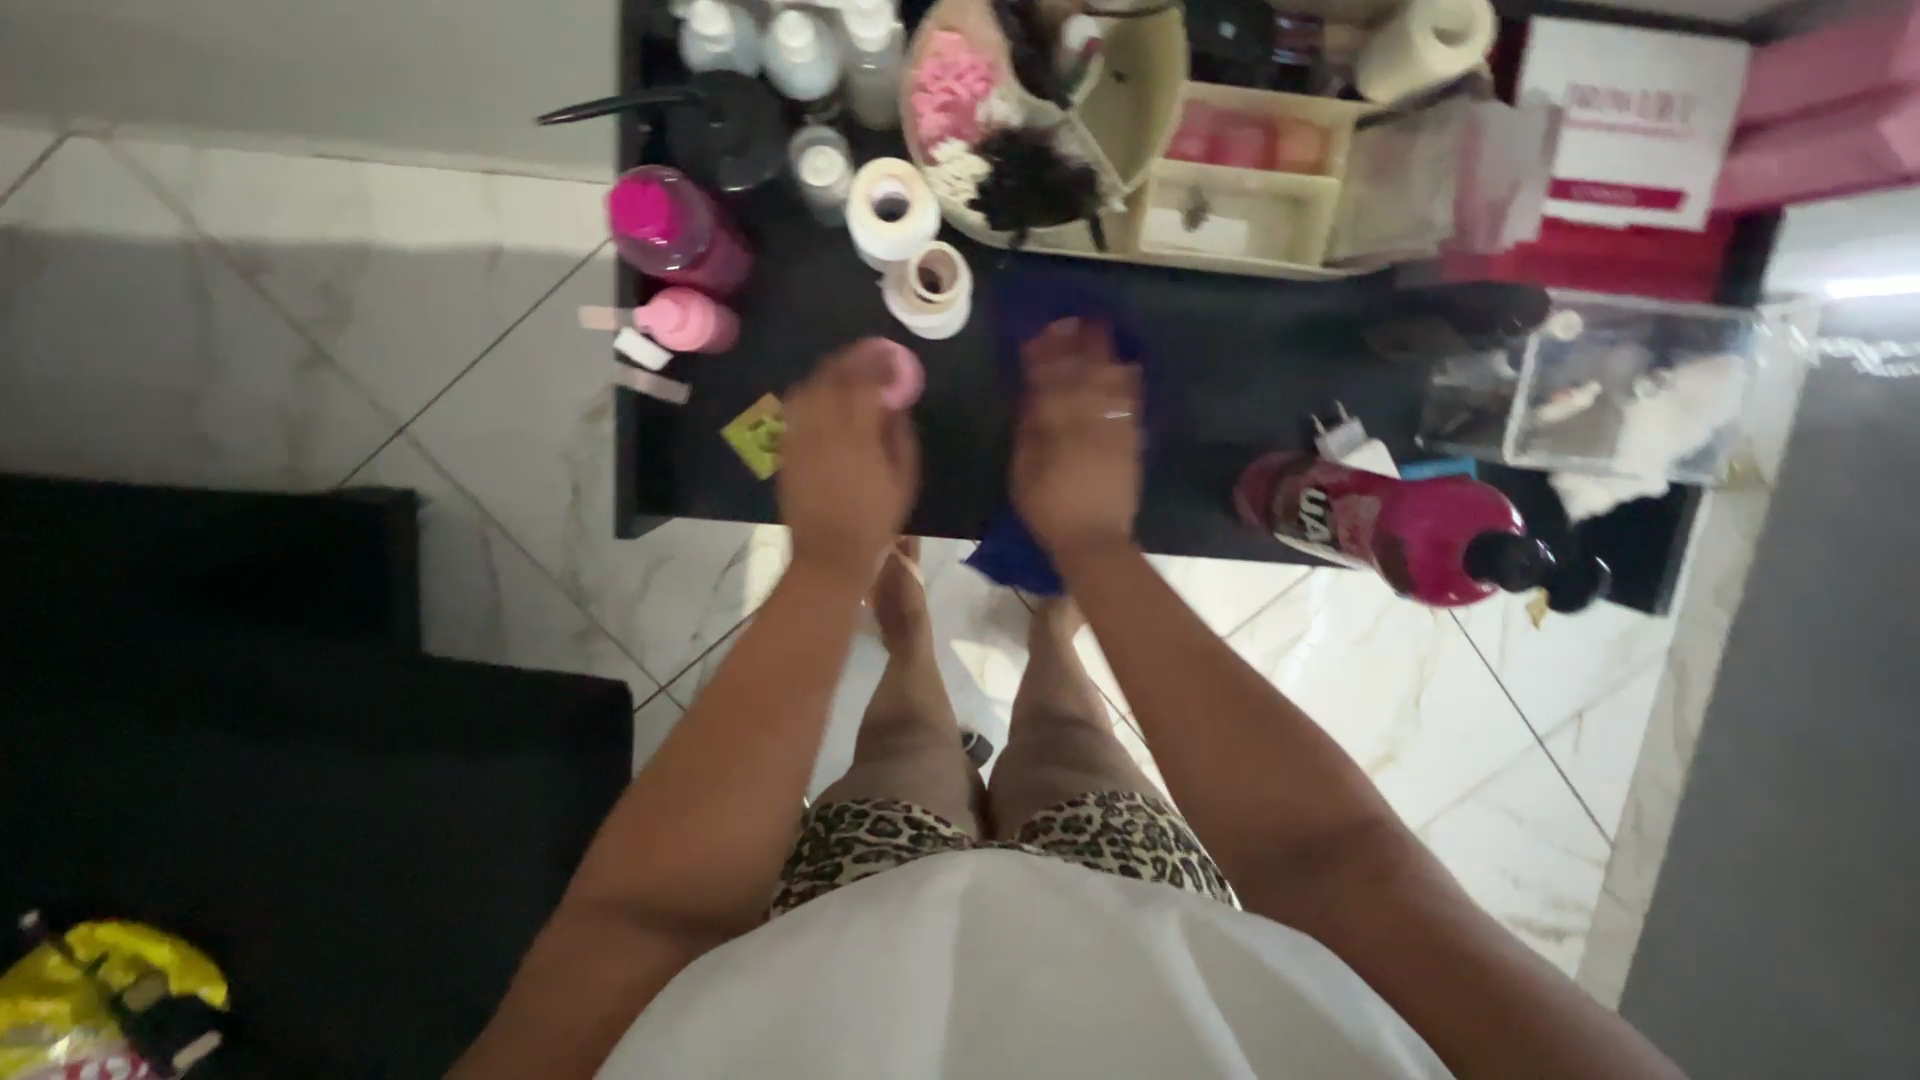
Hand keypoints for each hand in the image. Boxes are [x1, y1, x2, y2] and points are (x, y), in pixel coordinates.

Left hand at [779, 338, 920, 584]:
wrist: (828, 554)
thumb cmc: (874, 522)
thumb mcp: (904, 482)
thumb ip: (901, 437)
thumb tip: (896, 404)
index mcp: (858, 437)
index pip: (865, 383)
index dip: (879, 363)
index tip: (893, 356)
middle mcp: (824, 429)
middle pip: (834, 377)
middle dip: (854, 359)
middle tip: (870, 353)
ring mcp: (799, 437)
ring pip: (810, 387)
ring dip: (830, 371)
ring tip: (847, 368)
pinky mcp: (785, 448)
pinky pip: (795, 407)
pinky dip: (811, 391)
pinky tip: (824, 394)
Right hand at [1011, 318, 1141, 559]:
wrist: (1095, 540)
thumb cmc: (1049, 510)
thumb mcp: (1023, 473)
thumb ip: (1027, 432)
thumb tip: (1029, 398)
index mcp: (1056, 428)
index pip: (1047, 382)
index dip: (1042, 356)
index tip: (1037, 333)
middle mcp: (1088, 421)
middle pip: (1081, 374)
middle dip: (1075, 344)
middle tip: (1070, 318)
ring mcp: (1113, 429)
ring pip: (1107, 382)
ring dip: (1102, 354)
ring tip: (1098, 329)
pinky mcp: (1130, 441)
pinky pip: (1130, 403)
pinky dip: (1128, 381)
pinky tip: (1127, 364)